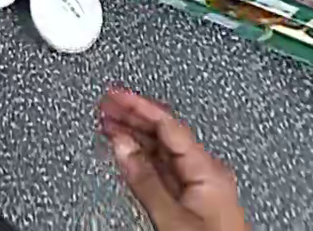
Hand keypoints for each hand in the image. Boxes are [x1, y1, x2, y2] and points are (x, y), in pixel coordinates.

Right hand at [99, 89, 248, 230]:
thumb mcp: (171, 218)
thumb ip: (144, 179)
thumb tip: (121, 143)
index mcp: (207, 168)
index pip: (167, 122)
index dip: (138, 103)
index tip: (113, 94)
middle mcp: (207, 174)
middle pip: (164, 133)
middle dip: (133, 116)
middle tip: (105, 105)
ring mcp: (202, 190)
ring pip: (163, 151)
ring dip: (135, 136)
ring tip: (108, 125)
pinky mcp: (195, 206)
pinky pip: (164, 170)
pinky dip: (143, 159)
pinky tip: (127, 155)